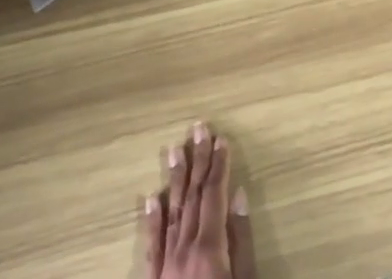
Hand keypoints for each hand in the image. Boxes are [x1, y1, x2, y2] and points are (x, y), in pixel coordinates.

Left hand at [145, 121, 256, 278]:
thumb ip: (241, 239)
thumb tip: (238, 195)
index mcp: (209, 248)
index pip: (214, 194)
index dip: (219, 165)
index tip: (221, 137)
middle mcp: (183, 250)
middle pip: (192, 196)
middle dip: (197, 160)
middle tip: (197, 127)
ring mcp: (164, 265)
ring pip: (170, 212)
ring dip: (174, 179)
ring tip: (173, 149)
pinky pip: (151, 245)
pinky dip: (151, 219)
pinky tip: (150, 197)